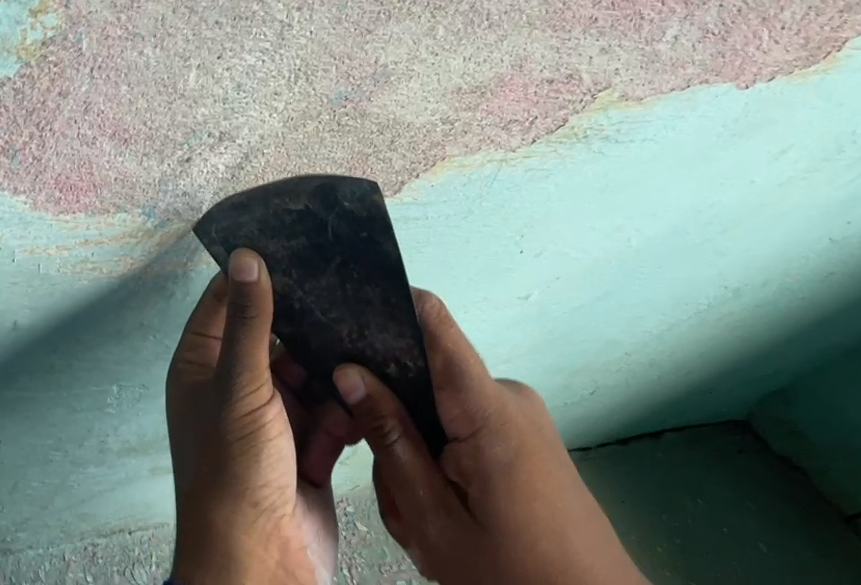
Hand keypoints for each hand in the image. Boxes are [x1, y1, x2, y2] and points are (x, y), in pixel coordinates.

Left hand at [166, 249, 359, 584]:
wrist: (262, 563)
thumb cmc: (233, 471)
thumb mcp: (241, 385)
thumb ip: (250, 322)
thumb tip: (245, 256)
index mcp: (202, 365)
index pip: (225, 302)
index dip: (254, 276)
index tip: (292, 248)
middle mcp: (234, 386)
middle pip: (274, 338)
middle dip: (307, 328)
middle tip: (347, 299)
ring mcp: (271, 419)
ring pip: (307, 375)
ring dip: (330, 373)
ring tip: (364, 350)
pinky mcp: (305, 448)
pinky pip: (330, 414)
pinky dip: (345, 410)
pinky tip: (366, 399)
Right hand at [338, 289, 647, 584]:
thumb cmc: (515, 576)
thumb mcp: (432, 519)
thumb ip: (390, 439)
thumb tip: (348, 370)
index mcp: (486, 406)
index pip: (431, 319)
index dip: (385, 304)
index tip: (339, 318)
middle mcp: (505, 395)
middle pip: (420, 375)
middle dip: (391, 420)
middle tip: (388, 487)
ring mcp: (517, 416)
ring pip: (434, 408)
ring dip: (415, 453)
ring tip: (420, 516)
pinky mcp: (521, 437)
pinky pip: (459, 425)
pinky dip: (438, 460)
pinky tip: (439, 509)